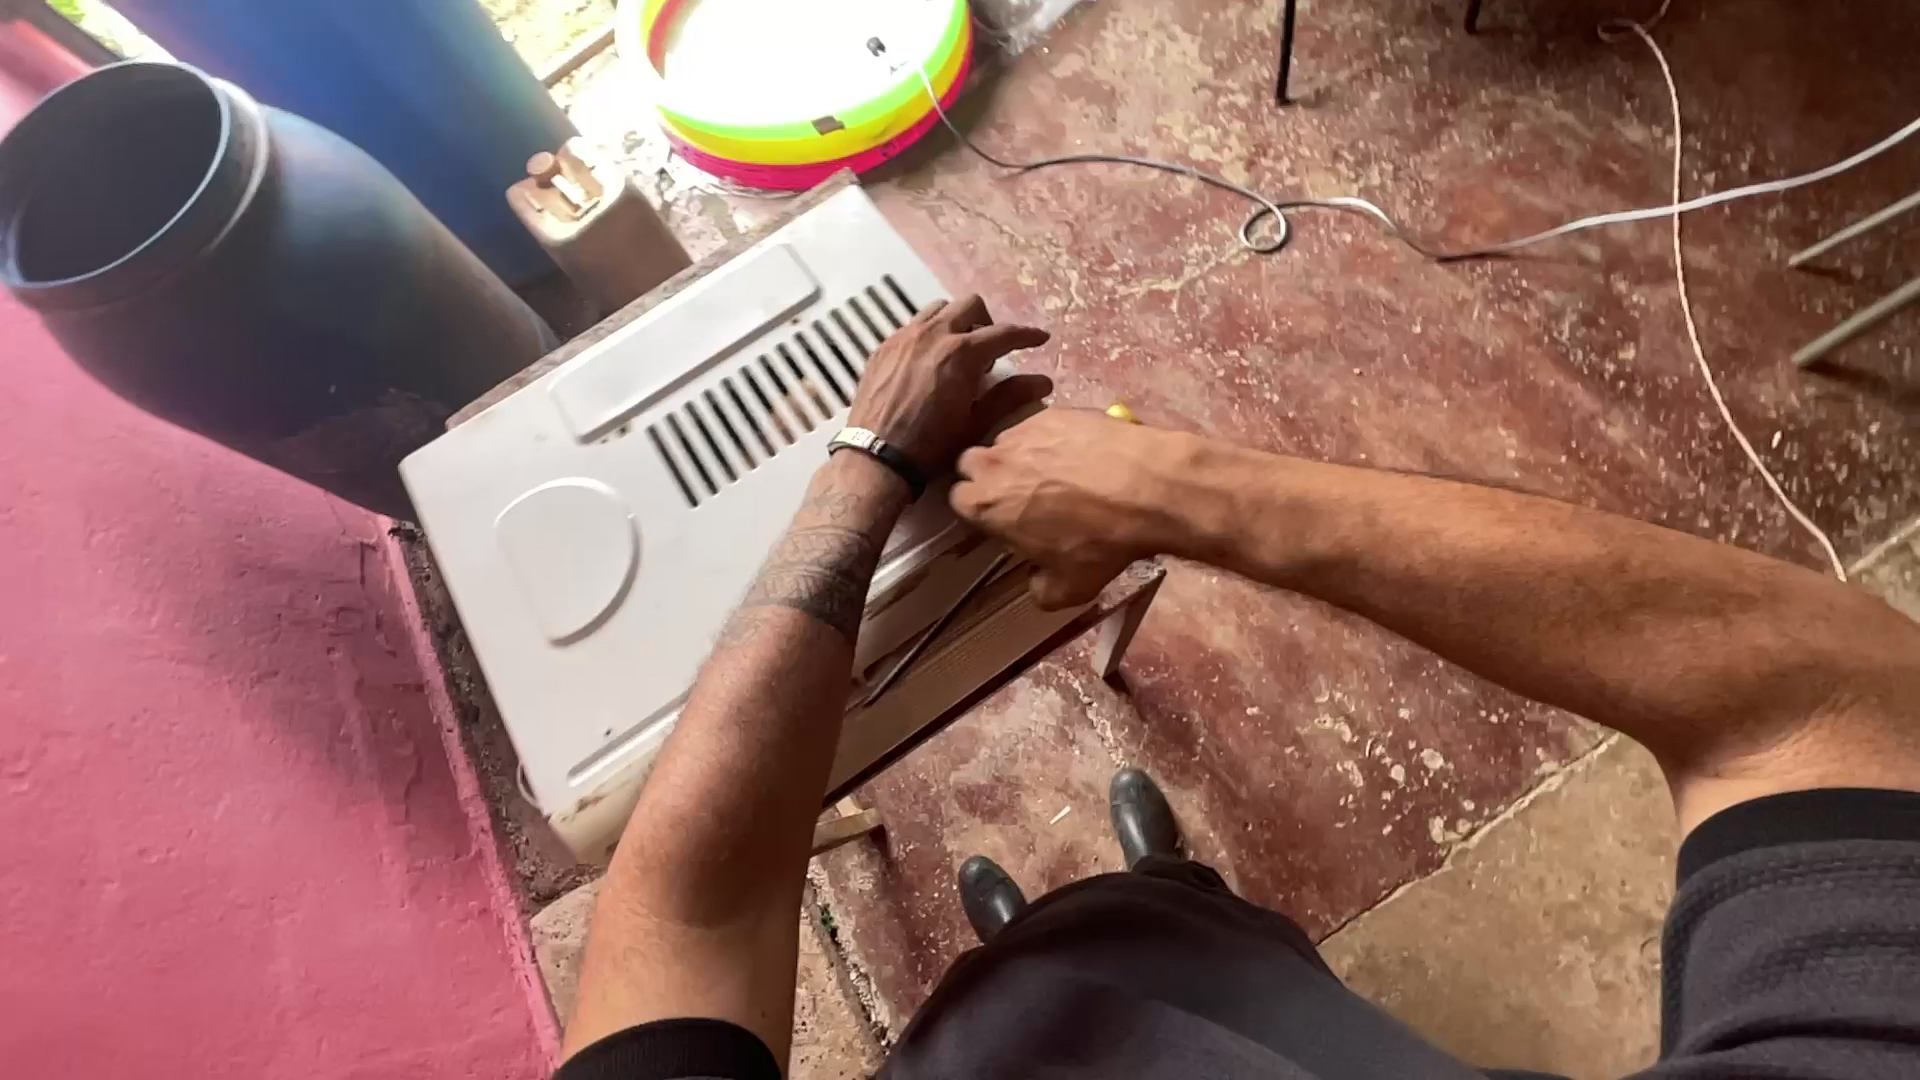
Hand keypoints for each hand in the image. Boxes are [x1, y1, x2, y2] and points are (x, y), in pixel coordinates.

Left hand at [847, 295, 1052, 476]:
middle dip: (986, 323)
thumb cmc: (931, 446)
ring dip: (955, 323)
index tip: (1039, 338)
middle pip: (969, 306)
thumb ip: (1009, 396)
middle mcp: (933, 335)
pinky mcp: (883, 347)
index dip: (1026, 335)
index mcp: (961, 354)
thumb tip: (1043, 381)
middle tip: (989, 353)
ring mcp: (904, 337)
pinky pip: (911, 327)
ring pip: (938, 310)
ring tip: (956, 353)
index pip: (1003, 334)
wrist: (877, 457)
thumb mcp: (976, 424)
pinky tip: (927, 363)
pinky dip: (927, 335)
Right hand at [952, 410, 1206, 608]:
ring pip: (1006, 441)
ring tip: (1055, 470)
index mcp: (985, 505)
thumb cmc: (1099, 542)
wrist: (1148, 487)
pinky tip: (1080, 452)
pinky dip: (1052, 438)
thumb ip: (1040, 590)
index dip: (978, 509)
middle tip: (1020, 491)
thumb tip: (1036, 583)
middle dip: (989, 475)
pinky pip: (1040, 425)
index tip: (1000, 518)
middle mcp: (994, 462)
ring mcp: (1024, 431)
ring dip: (1020, 454)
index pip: (958, 500)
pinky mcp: (1054, 411)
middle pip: (973, 464)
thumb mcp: (1069, 588)